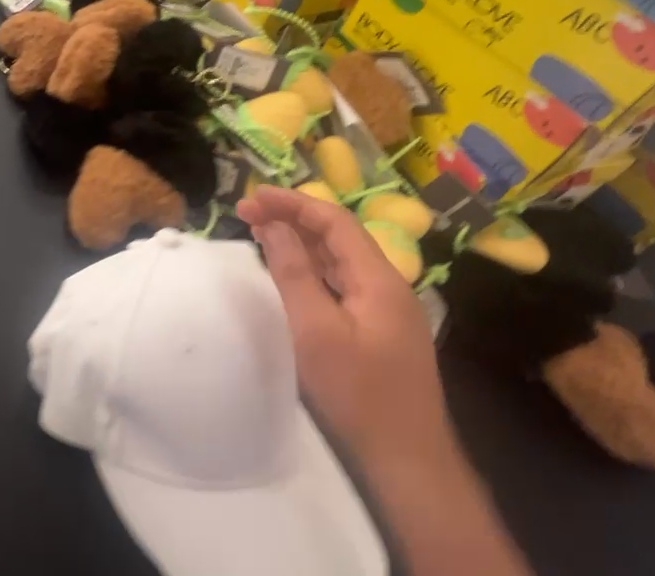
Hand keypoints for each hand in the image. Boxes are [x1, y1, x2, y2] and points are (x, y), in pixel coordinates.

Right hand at [237, 186, 452, 464]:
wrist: (408, 458)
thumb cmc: (358, 393)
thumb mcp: (315, 331)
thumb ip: (293, 273)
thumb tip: (272, 226)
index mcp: (379, 280)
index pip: (334, 220)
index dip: (291, 203)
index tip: (250, 198)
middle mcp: (388, 286)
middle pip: (339, 236)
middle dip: (293, 217)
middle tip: (246, 214)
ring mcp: (387, 310)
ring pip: (340, 259)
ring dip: (301, 241)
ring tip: (261, 234)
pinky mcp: (380, 330)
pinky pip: (342, 282)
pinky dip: (312, 268)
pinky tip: (291, 273)